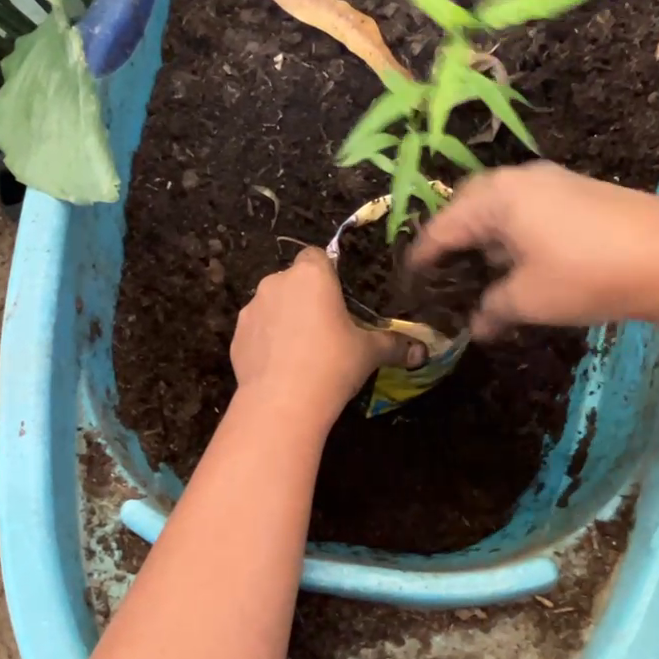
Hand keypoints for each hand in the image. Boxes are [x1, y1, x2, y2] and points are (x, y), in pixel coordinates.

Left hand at [232, 247, 423, 420]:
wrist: (283, 402)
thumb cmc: (332, 364)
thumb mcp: (369, 353)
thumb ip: (394, 346)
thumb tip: (422, 352)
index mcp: (311, 275)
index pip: (317, 256)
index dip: (327, 275)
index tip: (339, 300)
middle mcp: (276, 283)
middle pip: (293, 282)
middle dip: (306, 300)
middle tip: (326, 331)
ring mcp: (251, 309)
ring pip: (272, 307)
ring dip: (285, 321)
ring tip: (302, 353)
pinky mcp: (237, 337)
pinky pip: (257, 333)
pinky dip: (267, 344)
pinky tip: (282, 369)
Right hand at [406, 161, 658, 337]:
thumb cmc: (586, 274)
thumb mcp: (528, 299)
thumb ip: (492, 309)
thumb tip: (476, 326)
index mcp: (496, 198)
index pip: (442, 228)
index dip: (422, 259)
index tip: (407, 284)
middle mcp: (519, 180)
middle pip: (468, 207)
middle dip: (451, 240)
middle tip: (439, 275)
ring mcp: (553, 183)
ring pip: (500, 208)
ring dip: (484, 238)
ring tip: (477, 273)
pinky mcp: (578, 195)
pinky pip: (526, 211)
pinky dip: (511, 235)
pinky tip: (518, 264)